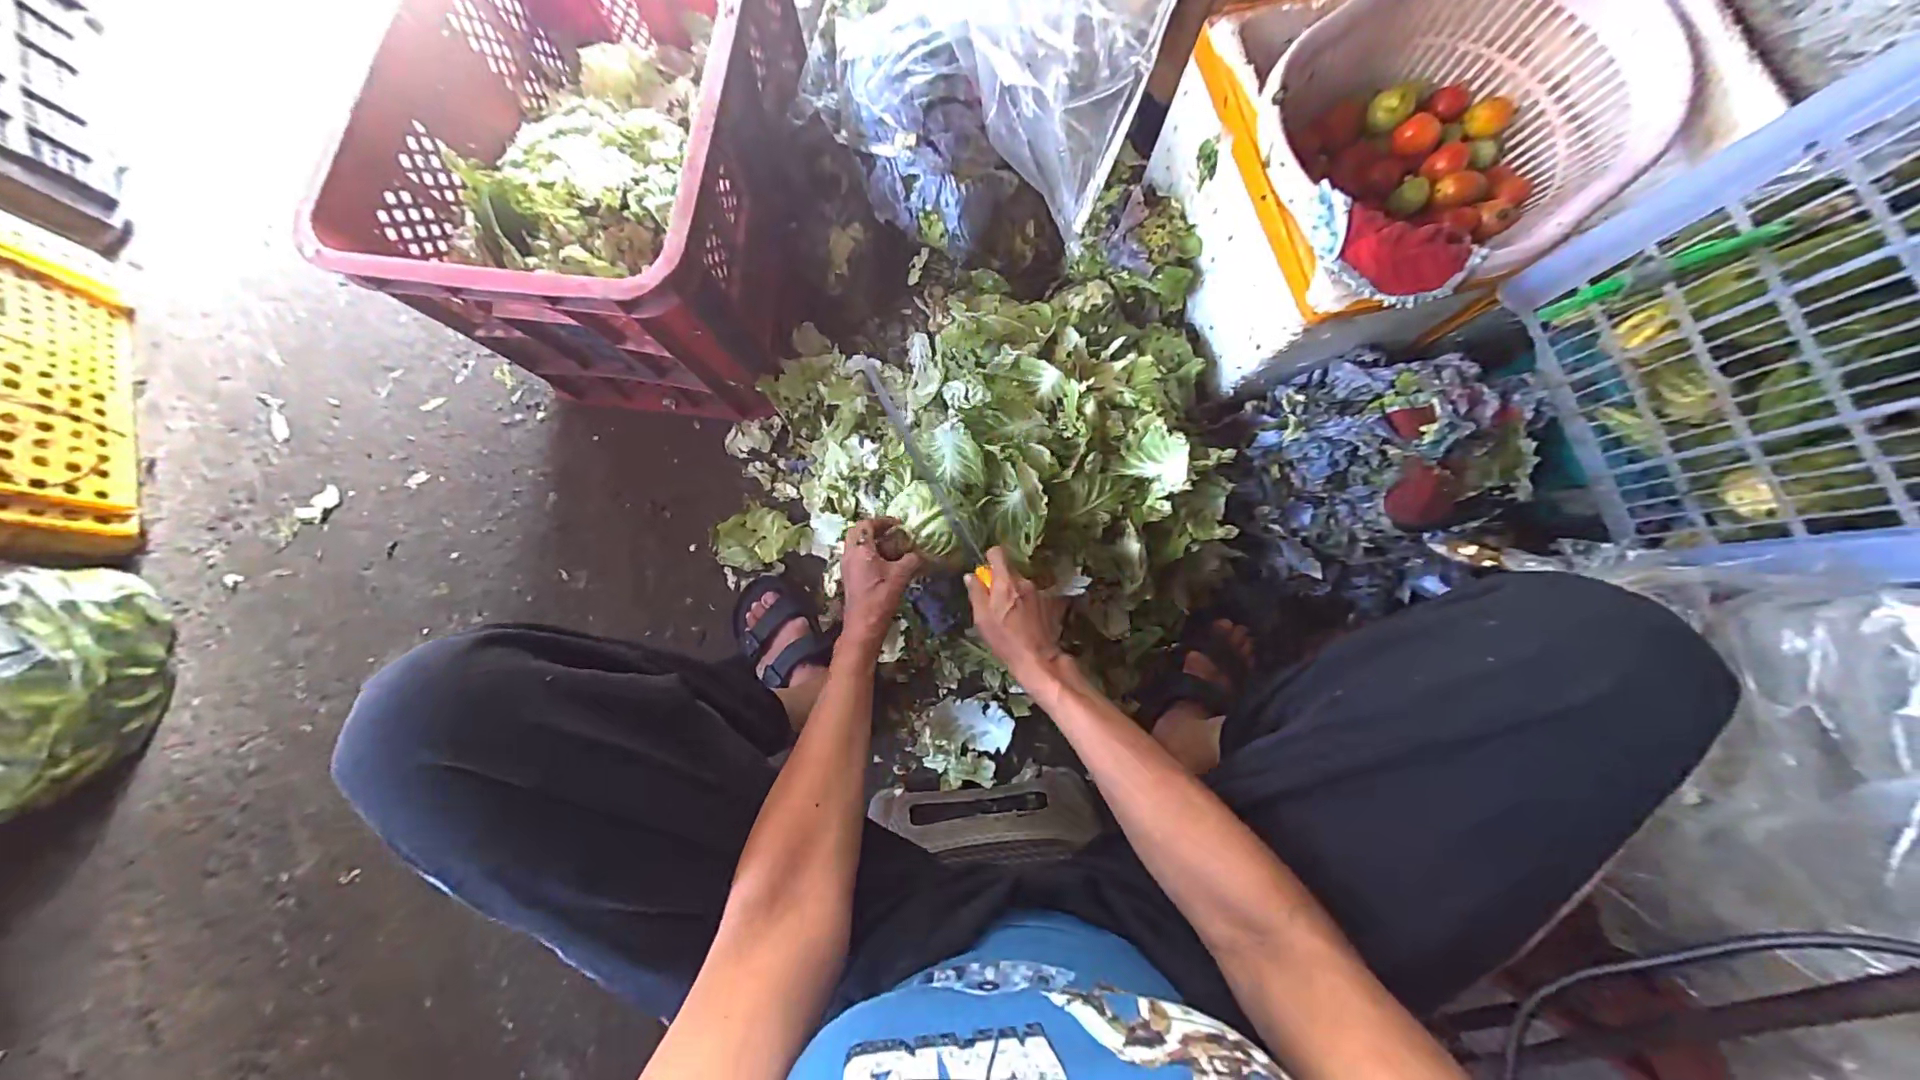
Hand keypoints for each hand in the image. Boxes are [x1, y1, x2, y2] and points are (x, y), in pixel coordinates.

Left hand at [839, 518, 926, 653]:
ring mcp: (848, 566)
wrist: (863, 626)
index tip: (898, 524)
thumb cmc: (880, 598)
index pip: (866, 524)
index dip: (883, 521)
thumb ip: (911, 559)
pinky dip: (870, 553)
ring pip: (856, 544)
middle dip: (875, 529)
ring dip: (872, 541)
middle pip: (857, 532)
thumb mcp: (901, 576)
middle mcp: (850, 554)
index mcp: (860, 550)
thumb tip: (919, 554)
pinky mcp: (850, 577)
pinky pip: (858, 557)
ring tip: (891, 546)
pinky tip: (886, 562)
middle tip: (892, 532)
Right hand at [964, 548, 1067, 682]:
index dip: (990, 559)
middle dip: (1002, 582)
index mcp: (1005, 582)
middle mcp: (1024, 581)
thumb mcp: (982, 618)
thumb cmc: (1004, 639)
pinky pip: (1033, 596)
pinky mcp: (1050, 603)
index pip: (998, 553)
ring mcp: (1039, 592)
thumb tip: (970, 576)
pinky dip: (1028, 603)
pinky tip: (1026, 620)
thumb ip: (976, 593)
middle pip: (1010, 572)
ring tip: (1012, 616)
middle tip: (996, 603)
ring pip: (1022, 585)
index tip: (986, 572)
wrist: (1037, 657)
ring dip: (1016, 594)